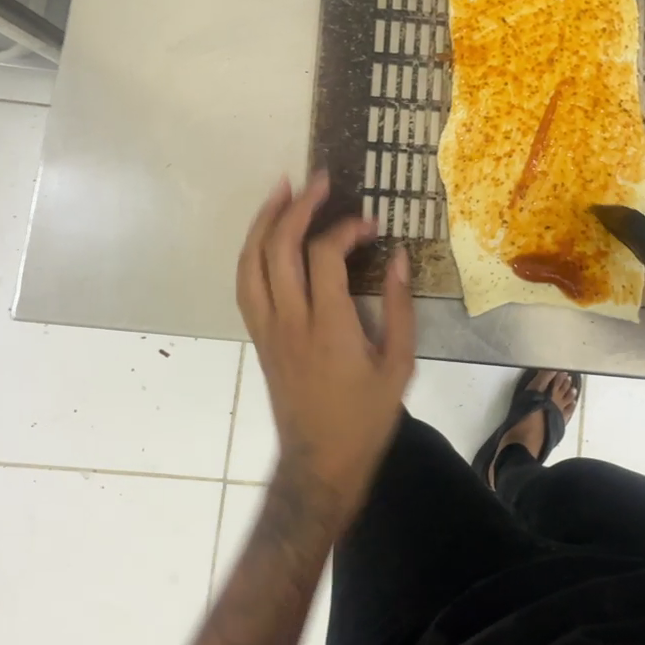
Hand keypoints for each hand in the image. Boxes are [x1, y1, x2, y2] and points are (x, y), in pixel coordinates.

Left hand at [236, 173, 415, 526]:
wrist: (320, 463)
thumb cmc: (365, 417)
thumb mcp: (399, 365)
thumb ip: (398, 308)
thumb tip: (398, 257)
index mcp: (328, 326)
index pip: (323, 256)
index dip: (345, 229)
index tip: (370, 224)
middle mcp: (289, 321)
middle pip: (278, 249)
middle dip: (297, 208)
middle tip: (319, 181)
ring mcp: (267, 329)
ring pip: (251, 263)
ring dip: (264, 221)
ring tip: (281, 191)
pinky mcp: (259, 337)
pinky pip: (245, 284)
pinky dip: (252, 251)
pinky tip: (266, 235)